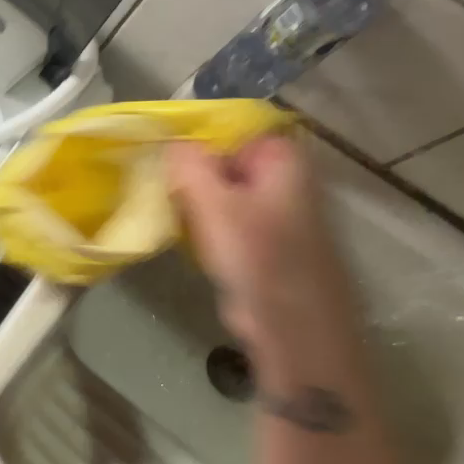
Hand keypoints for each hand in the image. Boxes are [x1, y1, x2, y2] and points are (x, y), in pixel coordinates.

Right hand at [166, 136, 356, 351]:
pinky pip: (235, 222)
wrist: (298, 336)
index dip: (197, 138)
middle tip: (167, 190)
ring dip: (201, 203)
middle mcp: (291, 181)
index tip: (165, 157)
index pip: (233, 127)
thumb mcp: (212, 203)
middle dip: (195, 173)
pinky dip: (214, 229)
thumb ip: (188, 163)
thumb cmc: (258, 261)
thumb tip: (171, 141)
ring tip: (178, 218)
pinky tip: (199, 246)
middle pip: (229, 160)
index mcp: (285, 160)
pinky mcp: (277, 247)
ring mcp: (286, 215)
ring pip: (229, 193)